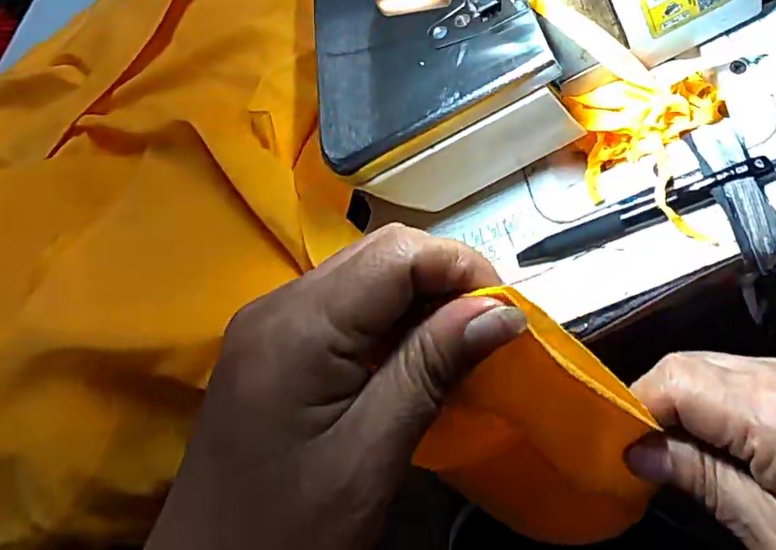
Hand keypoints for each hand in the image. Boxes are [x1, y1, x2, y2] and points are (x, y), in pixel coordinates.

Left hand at [147, 225, 527, 549]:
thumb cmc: (286, 536)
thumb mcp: (368, 459)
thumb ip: (430, 370)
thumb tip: (501, 311)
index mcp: (297, 325)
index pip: (394, 254)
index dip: (457, 266)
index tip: (504, 312)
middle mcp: (280, 302)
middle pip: (379, 253)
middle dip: (442, 277)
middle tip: (488, 327)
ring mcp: (271, 317)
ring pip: (365, 272)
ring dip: (419, 296)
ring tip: (459, 343)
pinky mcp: (273, 338)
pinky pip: (345, 301)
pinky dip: (389, 316)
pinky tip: (412, 355)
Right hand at [626, 353, 775, 549]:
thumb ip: (702, 479)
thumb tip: (635, 452)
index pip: (677, 378)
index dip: (637, 406)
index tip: (616, 444)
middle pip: (690, 364)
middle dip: (656, 402)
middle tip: (638, 453)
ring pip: (708, 365)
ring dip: (681, 401)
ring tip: (671, 451)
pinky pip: (735, 374)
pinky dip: (710, 399)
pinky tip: (709, 437)